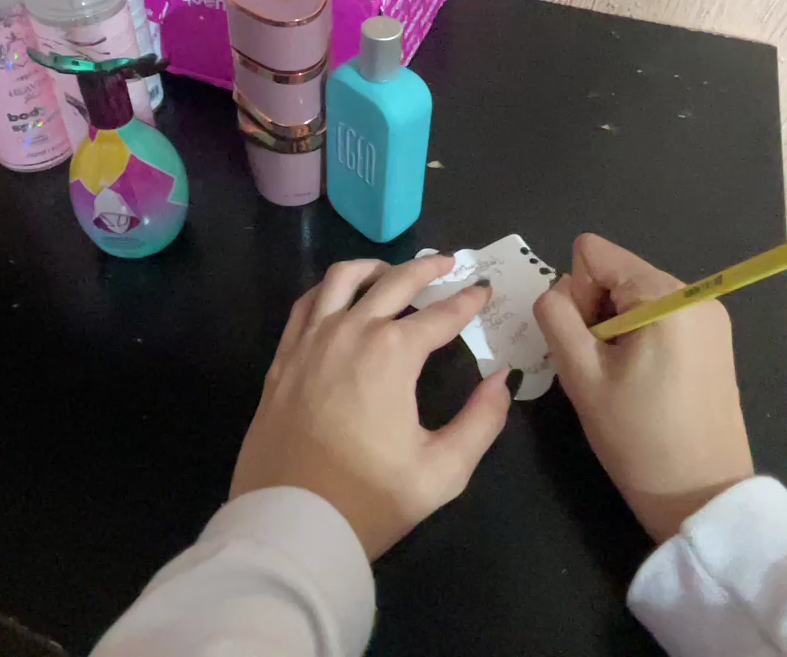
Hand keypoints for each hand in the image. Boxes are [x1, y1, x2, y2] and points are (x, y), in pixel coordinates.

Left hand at [231, 256, 512, 558]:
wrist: (290, 524)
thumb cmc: (369, 499)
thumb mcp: (443, 471)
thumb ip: (482, 421)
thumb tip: (502, 378)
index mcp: (392, 353)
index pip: (441, 314)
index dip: (468, 301)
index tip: (485, 290)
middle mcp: (351, 331)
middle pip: (394, 281)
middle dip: (428, 269)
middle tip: (450, 263)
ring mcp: (312, 338)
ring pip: (344, 278)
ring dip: (376, 267)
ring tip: (394, 270)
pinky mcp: (284, 355)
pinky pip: (307, 302)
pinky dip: (330, 288)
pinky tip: (340, 296)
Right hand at [534, 234, 754, 542]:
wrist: (702, 499)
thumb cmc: (637, 437)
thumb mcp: (579, 373)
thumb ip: (555, 314)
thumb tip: (558, 290)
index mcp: (665, 294)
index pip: (592, 252)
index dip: (577, 294)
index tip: (591, 343)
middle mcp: (693, 294)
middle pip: (613, 271)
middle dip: (596, 311)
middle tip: (604, 367)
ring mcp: (708, 315)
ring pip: (631, 294)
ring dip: (614, 328)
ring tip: (624, 378)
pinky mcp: (713, 338)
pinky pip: (655, 314)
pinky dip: (637, 337)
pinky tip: (643, 380)